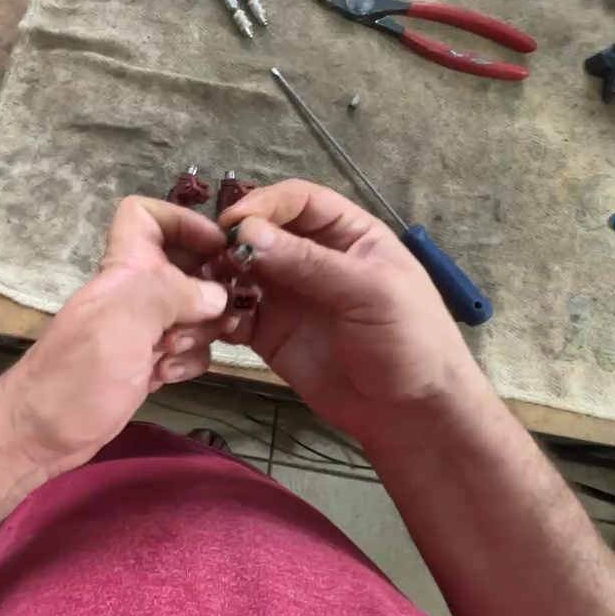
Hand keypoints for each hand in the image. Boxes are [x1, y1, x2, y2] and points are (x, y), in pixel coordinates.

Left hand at [0, 196, 231, 484]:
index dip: (182, 221)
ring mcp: (142, 330)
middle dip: (208, 290)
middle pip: (187, 266)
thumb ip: (169, 295)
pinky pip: (188, 350)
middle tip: (212, 317)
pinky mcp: (147, 364)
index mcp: (123, 269)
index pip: (147, 215)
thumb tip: (215, 294)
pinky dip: (188, 362)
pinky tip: (166, 377)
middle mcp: (135, 292)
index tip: (216, 248)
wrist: (38, 438)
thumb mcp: (120, 325)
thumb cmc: (73, 378)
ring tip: (173, 352)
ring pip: (195, 312)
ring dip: (200, 331)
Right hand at [218, 180, 485, 450]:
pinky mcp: (268, 332)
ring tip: (205, 289)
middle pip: (261, 232)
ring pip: (240, 271)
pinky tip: (211, 321)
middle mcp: (310, 258)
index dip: (264, 205)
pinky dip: (218, 313)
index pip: (298, 201)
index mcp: (345, 235)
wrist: (410, 414)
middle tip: (209, 257)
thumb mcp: (368, 292)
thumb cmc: (408, 340)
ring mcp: (287, 296)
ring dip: (220, 275)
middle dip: (233, 240)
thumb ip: (308, 262)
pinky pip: (234, 313)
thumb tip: (246, 233)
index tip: (232, 223)